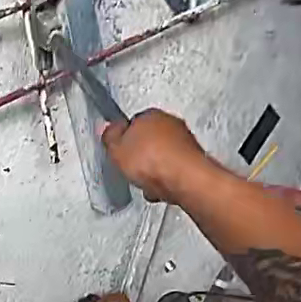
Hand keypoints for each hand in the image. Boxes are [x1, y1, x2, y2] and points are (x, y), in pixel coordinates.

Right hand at [100, 108, 217, 202]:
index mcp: (150, 114)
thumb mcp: (116, 149)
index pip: (132, 122)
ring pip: (162, 154)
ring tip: (146, 180)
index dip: (123, 138)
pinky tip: (159, 187)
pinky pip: (173, 169)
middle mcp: (171, 123)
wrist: (182, 178)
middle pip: (149, 138)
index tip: (118, 149)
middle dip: (140, 153)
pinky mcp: (193, 161)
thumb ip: (109, 137)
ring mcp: (184, 141)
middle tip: (131, 166)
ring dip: (154, 167)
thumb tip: (107, 130)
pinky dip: (166, 178)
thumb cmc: (153, 160)